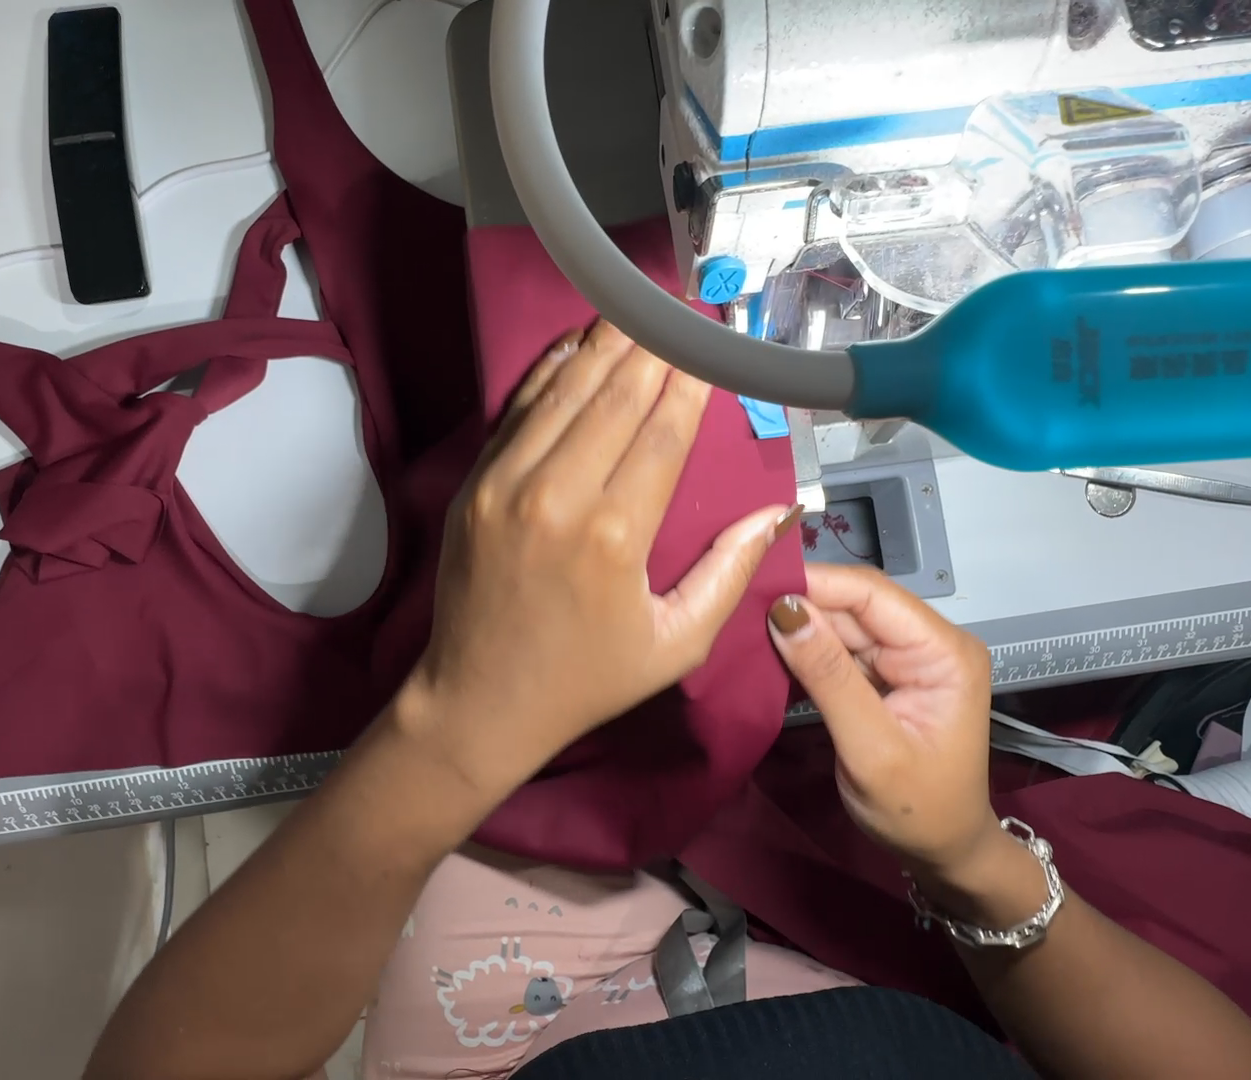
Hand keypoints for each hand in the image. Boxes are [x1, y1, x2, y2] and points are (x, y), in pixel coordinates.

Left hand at [404, 322, 797, 795]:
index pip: (663, 432)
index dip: (689, 381)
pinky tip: (574, 345)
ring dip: (603, 346)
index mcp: (615, 536)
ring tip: (634, 310)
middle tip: (678, 308)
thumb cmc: (584, 679)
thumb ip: (729, 573)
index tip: (708, 345)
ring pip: (564, 392)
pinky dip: (548, 373)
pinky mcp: (474, 486)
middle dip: (652, 347)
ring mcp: (506, 486)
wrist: (480, 701)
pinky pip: (517, 411)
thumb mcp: (674, 642)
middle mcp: (558, 497)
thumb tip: (776, 513)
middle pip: (614, 397)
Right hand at [766, 564, 999, 880]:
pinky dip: (805, 648)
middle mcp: (928, 641)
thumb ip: (828, 676)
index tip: (753, 584)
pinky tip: (769, 646)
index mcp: (943, 651)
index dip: (814, 582)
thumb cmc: (918, 810)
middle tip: (737, 606)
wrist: (942, 852)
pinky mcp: (885, 672)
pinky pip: (839, 646)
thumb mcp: (870, 748)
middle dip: (799, 603)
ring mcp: (906, 656)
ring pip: (841, 621)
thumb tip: (784, 611)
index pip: (871, 594)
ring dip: (797, 624)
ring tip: (744, 623)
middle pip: (854, 603)